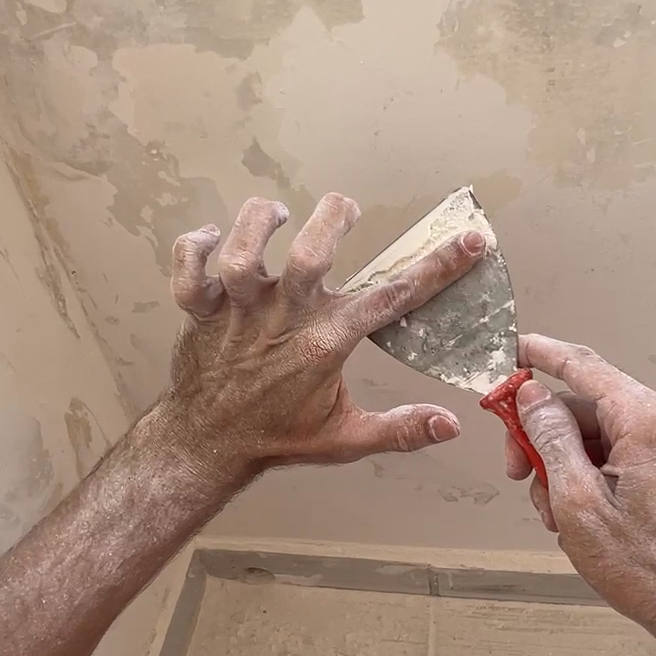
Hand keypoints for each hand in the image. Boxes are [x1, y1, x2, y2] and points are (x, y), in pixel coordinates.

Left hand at [157, 194, 486, 480]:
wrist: (207, 445)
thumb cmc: (279, 437)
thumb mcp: (345, 439)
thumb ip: (399, 430)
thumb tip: (450, 425)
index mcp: (324, 345)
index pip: (390, 299)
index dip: (436, 268)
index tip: (469, 241)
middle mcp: (282, 320)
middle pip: (309, 256)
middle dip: (332, 221)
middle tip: (346, 209)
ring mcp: (237, 313)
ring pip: (241, 251)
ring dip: (258, 222)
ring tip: (277, 213)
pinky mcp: (199, 310)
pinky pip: (186, 267)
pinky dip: (193, 245)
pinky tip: (212, 238)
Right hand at [505, 333, 655, 647]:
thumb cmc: (655, 570)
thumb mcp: (579, 501)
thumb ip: (551, 438)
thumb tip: (532, 397)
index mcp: (645, 420)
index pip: (581, 365)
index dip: (538, 355)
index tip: (511, 350)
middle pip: (581, 406)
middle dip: (540, 435)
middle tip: (515, 466)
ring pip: (594, 434)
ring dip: (561, 465)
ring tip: (554, 511)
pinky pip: (614, 454)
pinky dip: (586, 477)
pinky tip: (576, 515)